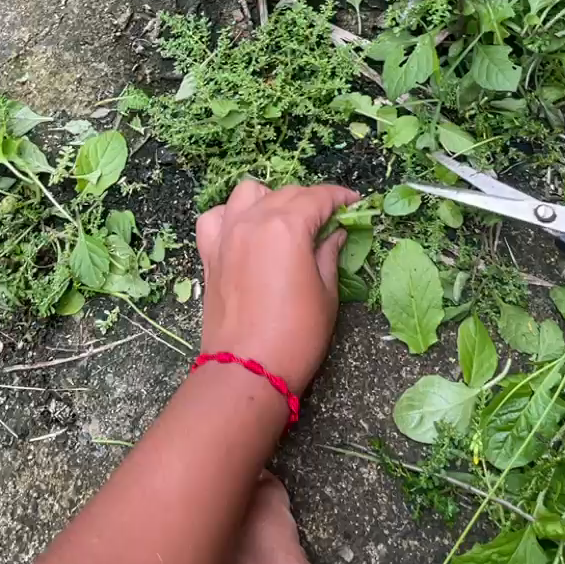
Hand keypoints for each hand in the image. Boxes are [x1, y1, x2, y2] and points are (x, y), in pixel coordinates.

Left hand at [196, 180, 358, 393]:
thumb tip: (335, 233)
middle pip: (287, 193)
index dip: (340, 197)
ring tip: (285, 219)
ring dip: (270, 198)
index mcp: (286, 227)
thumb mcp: (326, 293)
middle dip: (312, 200)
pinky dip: (231, 215)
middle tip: (331, 219)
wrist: (248, 370)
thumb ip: (329, 253)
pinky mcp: (209, 252)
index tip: (355, 203)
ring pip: (248, 193)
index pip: (318, 197)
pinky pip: (216, 217)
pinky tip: (245, 230)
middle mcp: (253, 220)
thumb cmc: (296, 335)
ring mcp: (227, 233)